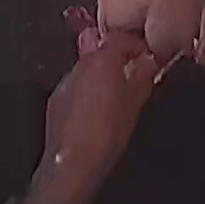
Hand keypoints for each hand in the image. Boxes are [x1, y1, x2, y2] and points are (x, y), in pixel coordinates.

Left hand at [15, 31, 157, 203]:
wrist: (72, 165)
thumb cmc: (106, 134)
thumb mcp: (134, 104)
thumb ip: (142, 77)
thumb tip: (148, 63)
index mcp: (103, 59)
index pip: (120, 38)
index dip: (135, 45)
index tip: (144, 56)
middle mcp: (82, 64)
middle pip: (101, 50)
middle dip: (117, 60)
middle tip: (131, 74)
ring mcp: (66, 80)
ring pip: (87, 68)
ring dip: (101, 76)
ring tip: (114, 94)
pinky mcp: (56, 99)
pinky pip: (75, 86)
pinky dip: (86, 91)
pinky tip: (95, 110)